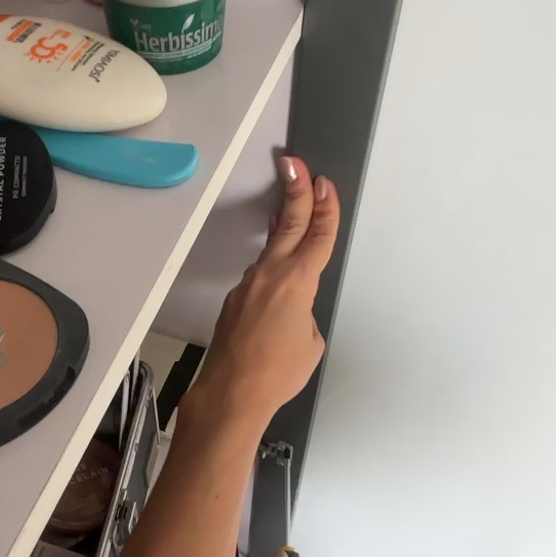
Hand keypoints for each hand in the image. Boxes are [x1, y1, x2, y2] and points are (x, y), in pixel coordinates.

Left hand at [189, 156, 340, 424]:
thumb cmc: (273, 373)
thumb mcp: (311, 344)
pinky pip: (258, 277)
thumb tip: (296, 314)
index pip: (317, 236)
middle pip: (288, 225)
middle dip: (296, 192)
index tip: (325, 184)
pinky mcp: (234, 302)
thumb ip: (306, 317)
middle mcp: (269, 276)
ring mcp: (248, 287)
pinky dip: (270, 269)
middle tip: (296, 164)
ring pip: (270, 250)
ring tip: (287, 208)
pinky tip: (275, 278)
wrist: (231, 392)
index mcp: (297, 282)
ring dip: (281, 228)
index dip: (325, 208)